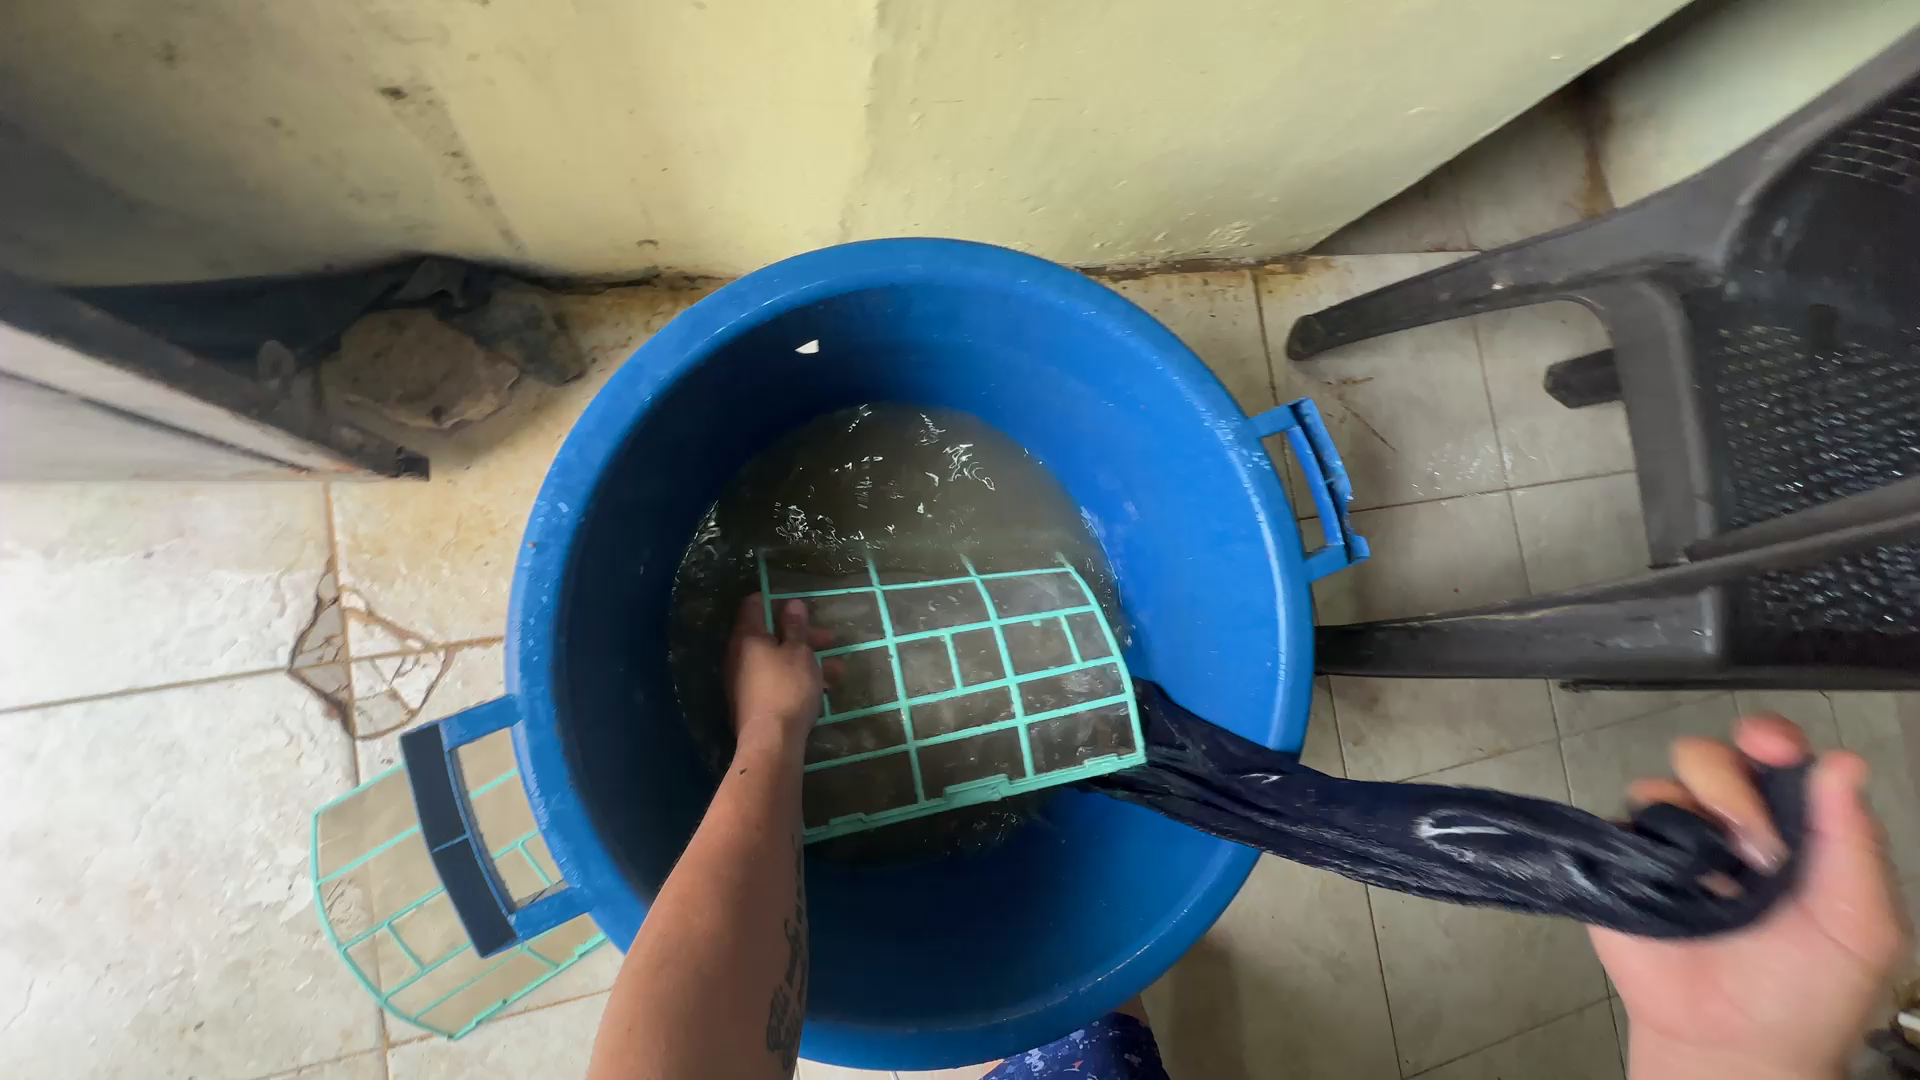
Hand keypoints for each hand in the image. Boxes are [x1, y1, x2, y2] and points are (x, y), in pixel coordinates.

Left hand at [724, 594, 830, 755]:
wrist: (772, 740)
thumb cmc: (788, 687)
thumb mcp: (799, 652)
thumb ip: (795, 627)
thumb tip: (792, 603)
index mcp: (747, 637)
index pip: (754, 605)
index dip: (775, 600)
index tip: (799, 605)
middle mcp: (740, 655)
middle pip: (771, 635)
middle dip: (802, 636)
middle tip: (829, 639)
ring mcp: (744, 680)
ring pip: (778, 660)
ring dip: (807, 660)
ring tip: (837, 669)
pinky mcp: (753, 701)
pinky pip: (777, 680)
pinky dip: (798, 678)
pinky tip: (824, 688)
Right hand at [1591, 713, 1908, 1079]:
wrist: (1725, 1035)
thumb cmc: (1803, 989)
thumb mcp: (1857, 925)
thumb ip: (1852, 846)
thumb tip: (1844, 761)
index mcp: (1789, 835)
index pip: (1774, 761)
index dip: (1768, 738)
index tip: (1765, 742)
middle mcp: (1724, 826)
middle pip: (1706, 758)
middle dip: (1726, 785)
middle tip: (1753, 843)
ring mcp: (1666, 839)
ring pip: (1656, 785)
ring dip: (1683, 818)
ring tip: (1708, 878)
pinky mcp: (1617, 854)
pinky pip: (1616, 818)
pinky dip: (1636, 837)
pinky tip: (1661, 876)